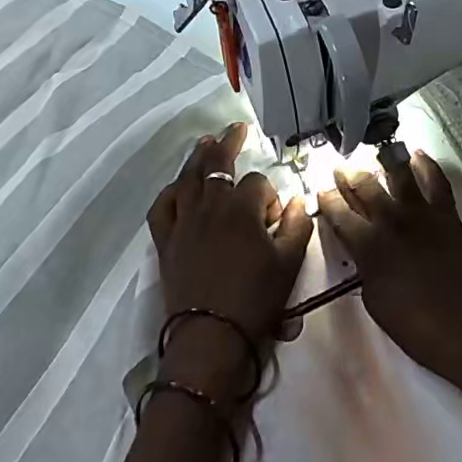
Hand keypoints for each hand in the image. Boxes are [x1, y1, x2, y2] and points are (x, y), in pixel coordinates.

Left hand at [146, 122, 311, 399]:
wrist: (211, 334)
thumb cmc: (255, 299)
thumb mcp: (289, 265)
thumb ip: (297, 227)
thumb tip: (299, 201)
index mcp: (241, 208)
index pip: (257, 183)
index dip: (269, 196)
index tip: (275, 218)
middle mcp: (209, 205)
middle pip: (217, 164)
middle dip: (228, 142)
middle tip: (235, 127)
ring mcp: (184, 220)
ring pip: (189, 178)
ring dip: (198, 157)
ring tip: (205, 142)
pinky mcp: (166, 239)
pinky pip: (162, 207)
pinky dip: (169, 193)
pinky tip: (177, 187)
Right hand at [317, 150, 461, 378]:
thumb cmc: (411, 321)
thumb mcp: (372, 296)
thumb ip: (363, 265)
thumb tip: (362, 251)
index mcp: (366, 243)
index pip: (337, 212)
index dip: (326, 200)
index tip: (320, 192)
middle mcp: (389, 219)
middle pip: (363, 185)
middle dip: (347, 174)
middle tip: (341, 168)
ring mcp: (419, 213)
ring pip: (398, 173)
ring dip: (383, 159)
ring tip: (375, 152)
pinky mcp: (445, 213)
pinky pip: (436, 181)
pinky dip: (427, 165)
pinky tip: (418, 155)